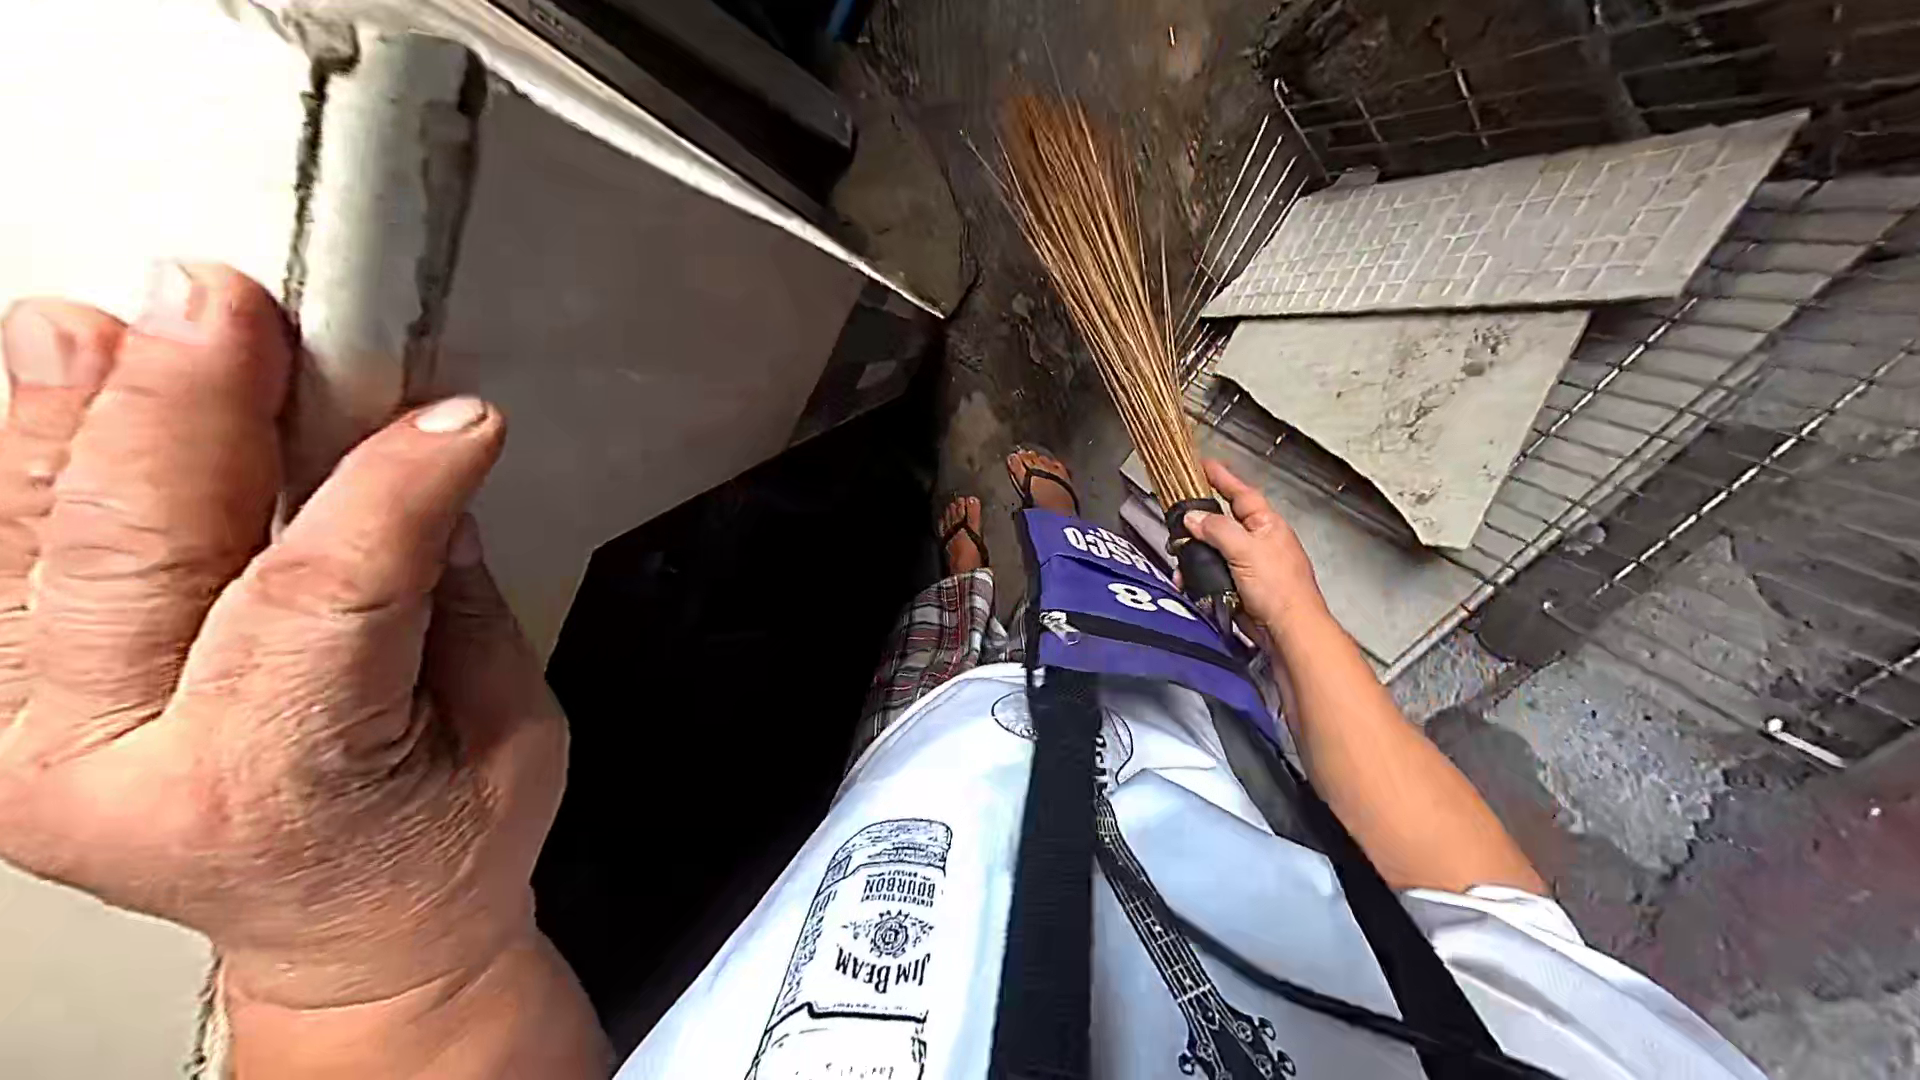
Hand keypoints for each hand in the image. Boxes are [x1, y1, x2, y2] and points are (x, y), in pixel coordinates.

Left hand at [0, 264, 566, 1012]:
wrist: (360, 927)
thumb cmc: (455, 841)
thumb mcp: (512, 734)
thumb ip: (464, 617)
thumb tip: (433, 499)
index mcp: (279, 783)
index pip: (330, 594)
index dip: (398, 488)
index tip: (456, 420)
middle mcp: (113, 764)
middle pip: (144, 553)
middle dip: (190, 411)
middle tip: (225, 307)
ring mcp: (27, 738)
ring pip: (35, 546)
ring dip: (77, 416)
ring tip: (117, 323)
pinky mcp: (9, 709)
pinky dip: (21, 463)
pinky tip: (50, 386)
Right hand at [1181, 458, 1328, 637]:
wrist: (1287, 631)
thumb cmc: (1282, 591)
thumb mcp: (1245, 550)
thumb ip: (1217, 530)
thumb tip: (1194, 518)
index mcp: (1267, 525)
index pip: (1240, 493)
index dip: (1221, 478)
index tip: (1203, 465)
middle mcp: (1257, 542)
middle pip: (1221, 522)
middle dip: (1199, 524)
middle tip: (1180, 517)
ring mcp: (1247, 564)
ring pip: (1212, 550)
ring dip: (1195, 556)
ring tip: (1184, 559)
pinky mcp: (1237, 585)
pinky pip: (1211, 573)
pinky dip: (1198, 576)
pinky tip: (1191, 581)